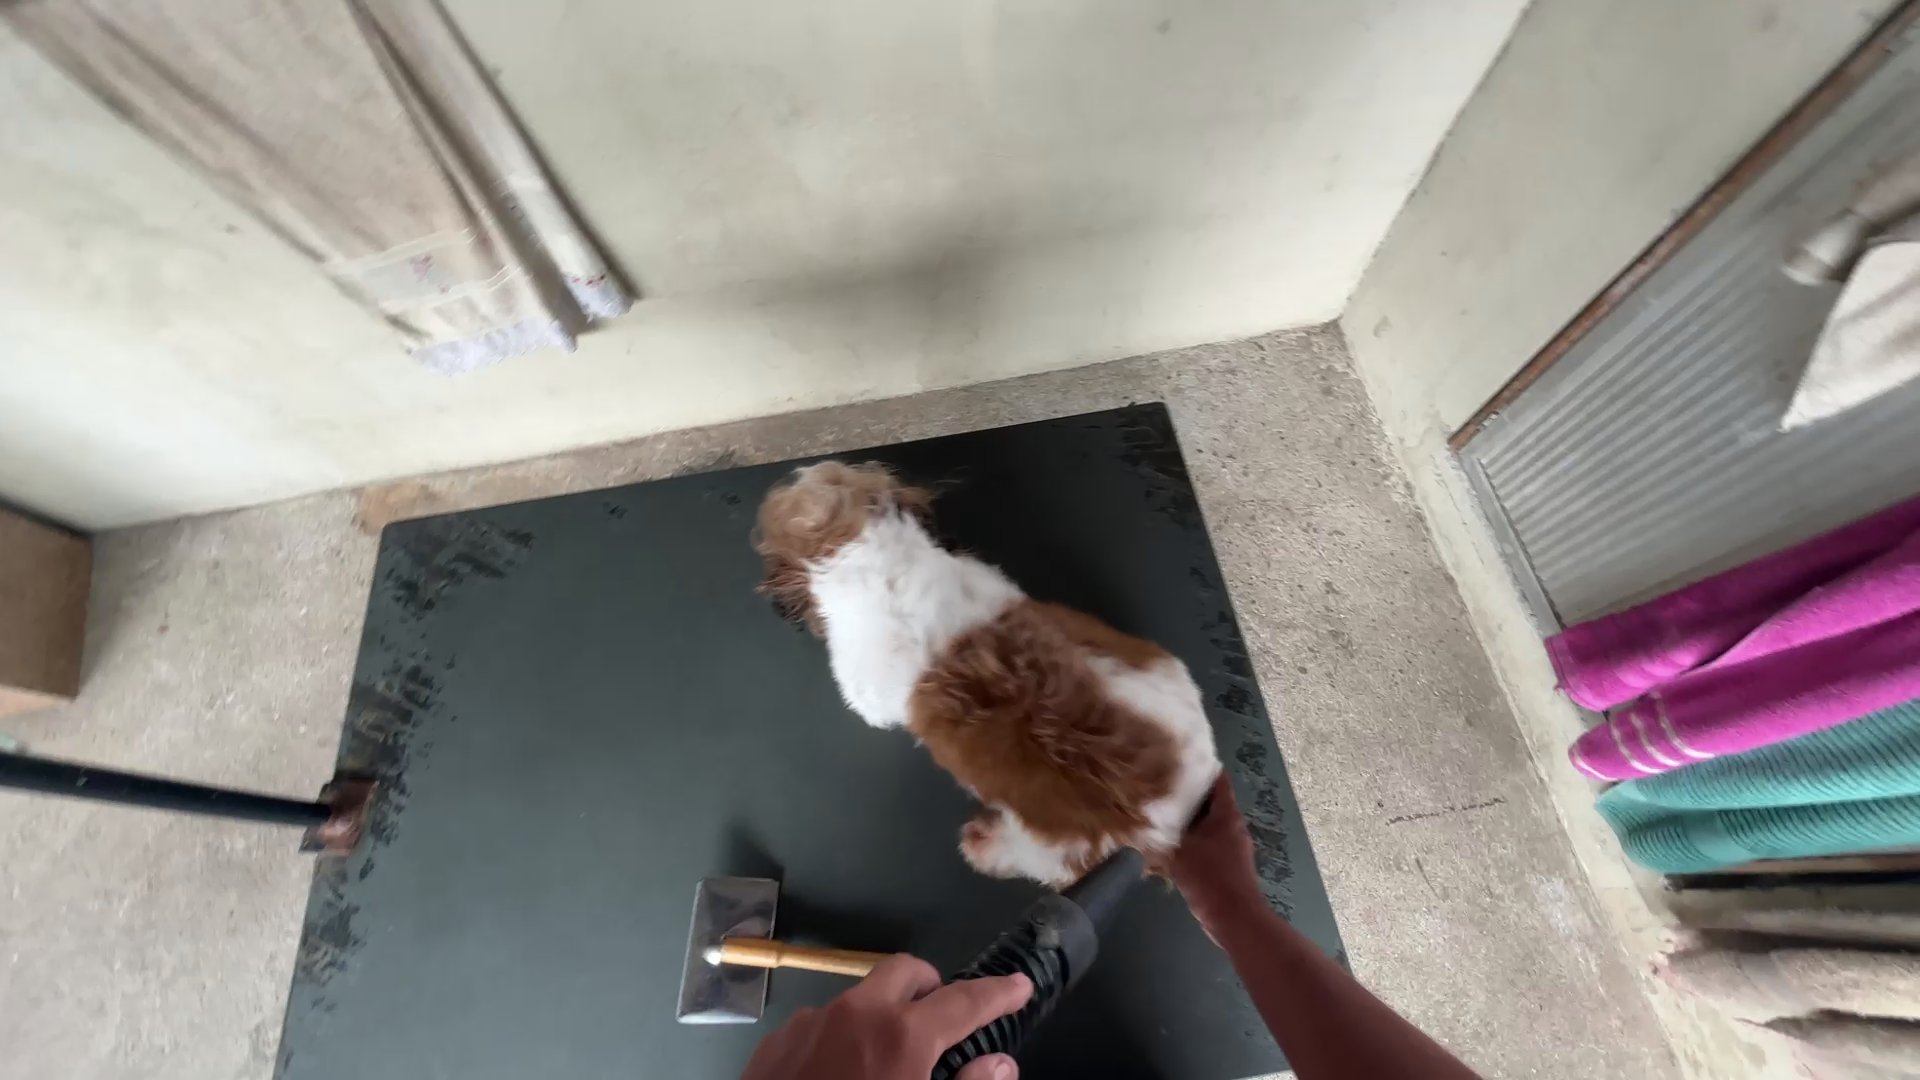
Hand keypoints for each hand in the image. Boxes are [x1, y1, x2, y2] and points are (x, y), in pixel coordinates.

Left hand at [738, 954, 1031, 1079]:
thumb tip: (1000, 1063)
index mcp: (901, 1035)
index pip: (965, 1001)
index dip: (998, 993)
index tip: (1021, 984)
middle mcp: (858, 1012)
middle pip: (905, 971)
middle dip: (930, 986)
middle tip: (941, 1020)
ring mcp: (813, 1021)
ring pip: (861, 995)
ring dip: (883, 1013)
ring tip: (885, 1058)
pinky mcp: (778, 1041)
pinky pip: (821, 1022)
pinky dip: (842, 1036)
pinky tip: (837, 1077)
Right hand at [1169, 773, 1264, 938]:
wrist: (1235, 919)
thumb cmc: (1210, 876)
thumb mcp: (1181, 849)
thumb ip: (1166, 829)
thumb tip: (1149, 813)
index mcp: (1227, 815)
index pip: (1218, 779)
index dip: (1201, 765)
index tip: (1178, 758)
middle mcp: (1233, 826)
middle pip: (1211, 799)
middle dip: (1188, 791)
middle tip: (1161, 783)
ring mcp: (1233, 846)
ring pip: (1208, 821)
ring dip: (1189, 816)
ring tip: (1162, 809)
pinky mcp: (1228, 863)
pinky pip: (1208, 840)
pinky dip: (1192, 836)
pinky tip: (1171, 840)